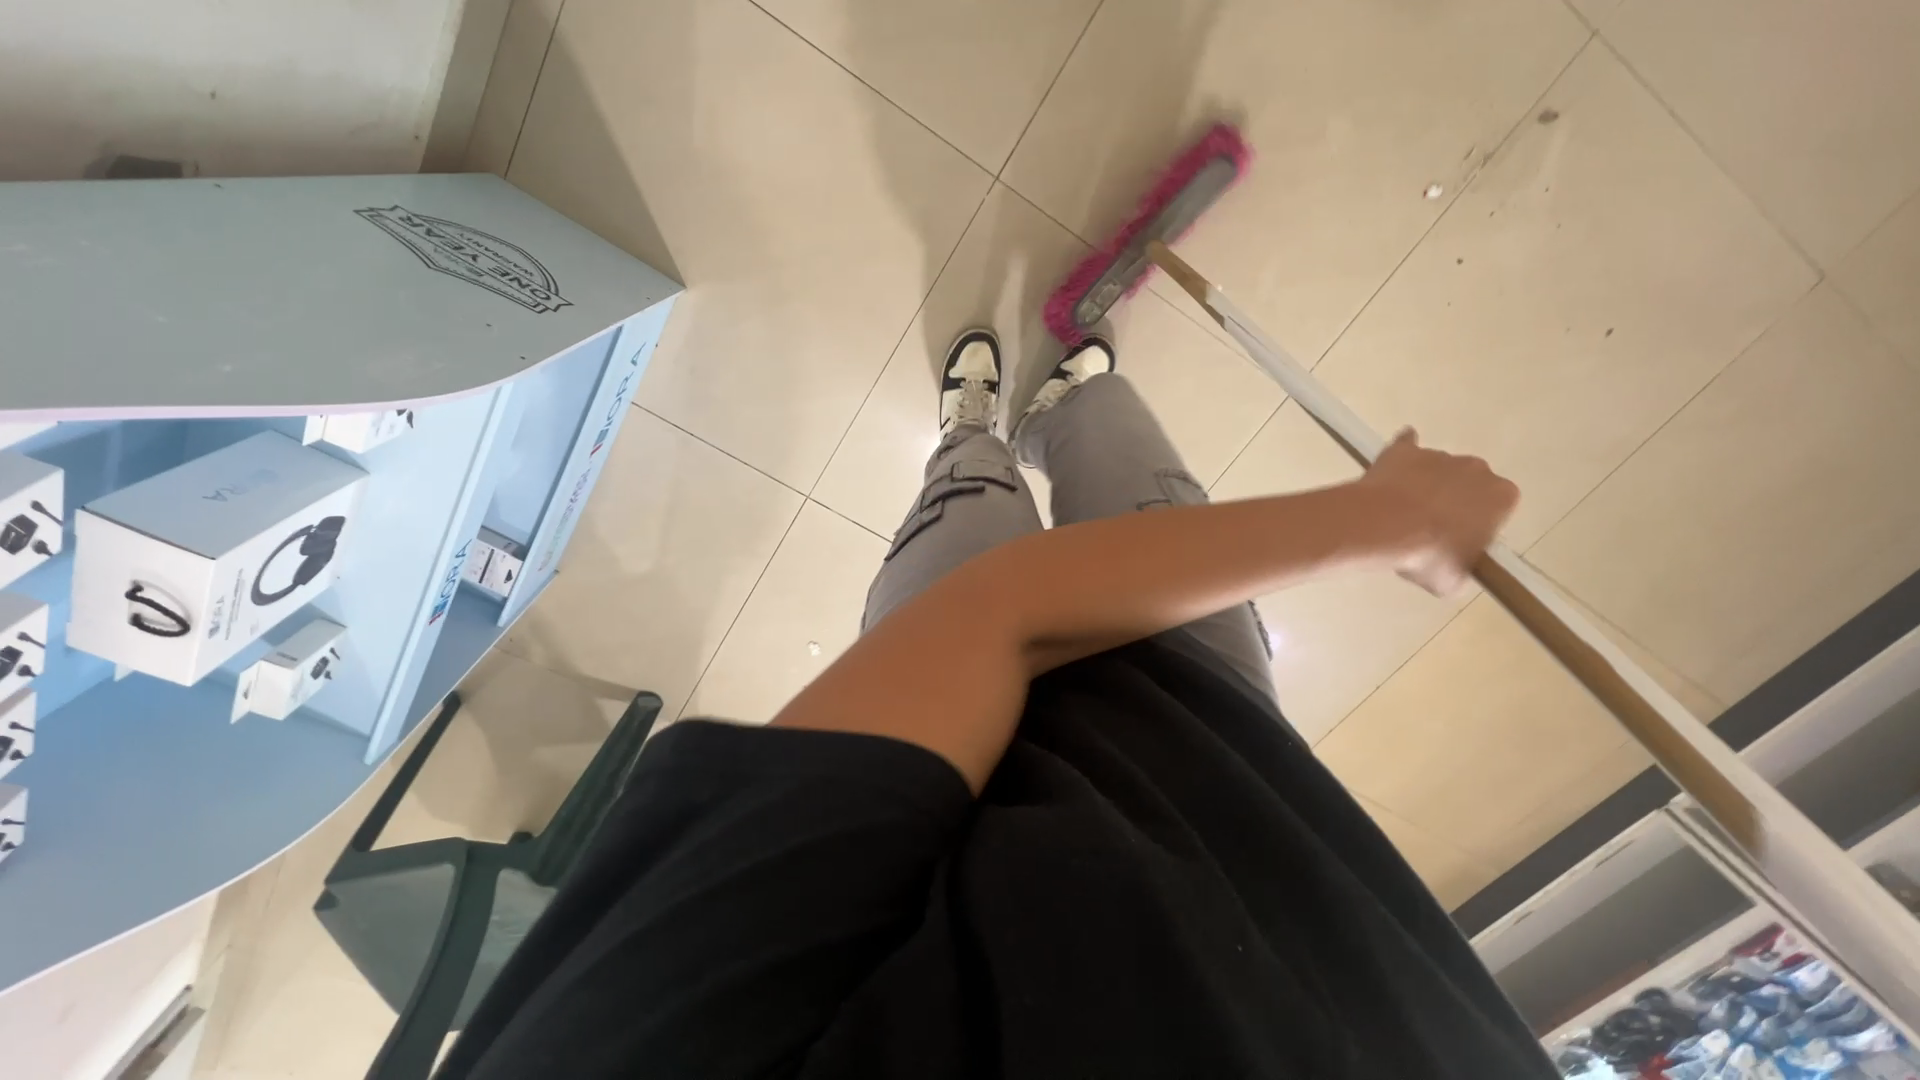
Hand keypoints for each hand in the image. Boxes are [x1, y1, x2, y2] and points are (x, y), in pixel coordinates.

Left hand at [1358, 429, 1518, 595]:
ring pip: (1435, 470)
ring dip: (1422, 486)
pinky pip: (1405, 446)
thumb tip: (1450, 569)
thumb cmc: (1427, 555)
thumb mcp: (1454, 579)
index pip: (1497, 509)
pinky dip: (1401, 455)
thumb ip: (1461, 568)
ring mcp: (1438, 455)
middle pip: (1468, 485)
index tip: (1456, 540)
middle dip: (1452, 502)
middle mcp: (1476, 468)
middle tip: (1426, 528)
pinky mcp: (1403, 449)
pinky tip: (1394, 462)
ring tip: (1397, 512)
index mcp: (1501, 496)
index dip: (1477, 525)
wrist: (1381, 527)